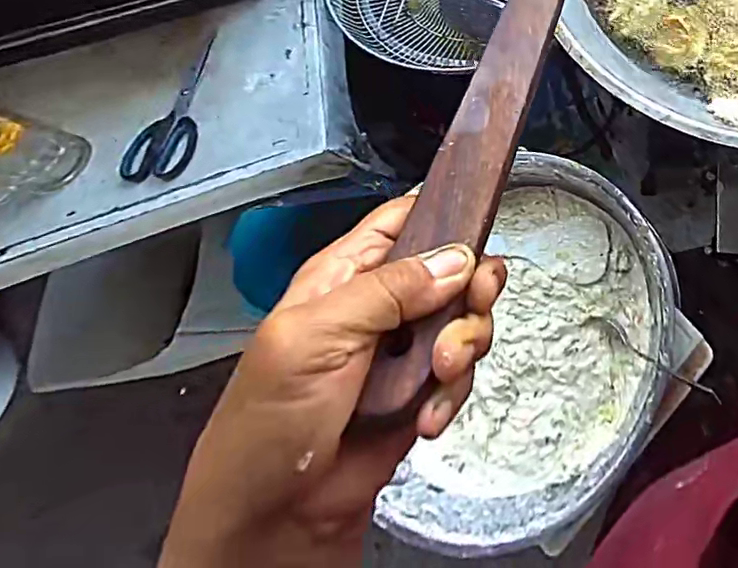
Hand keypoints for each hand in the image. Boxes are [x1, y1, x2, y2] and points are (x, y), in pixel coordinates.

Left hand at [159, 195, 505, 567]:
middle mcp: (378, 305)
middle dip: (470, 286)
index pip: (402, 219)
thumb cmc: (262, 427)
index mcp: (345, 275)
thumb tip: (452, 260)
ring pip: (463, 318)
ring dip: (464, 343)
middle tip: (469, 305)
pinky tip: (425, 413)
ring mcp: (401, 348)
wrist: (272, 523)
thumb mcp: (315, 337)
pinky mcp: (418, 389)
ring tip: (438, 370)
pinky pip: (460, 372)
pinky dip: (453, 391)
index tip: (475, 223)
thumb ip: (386, 290)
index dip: (441, 214)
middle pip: (449, 267)